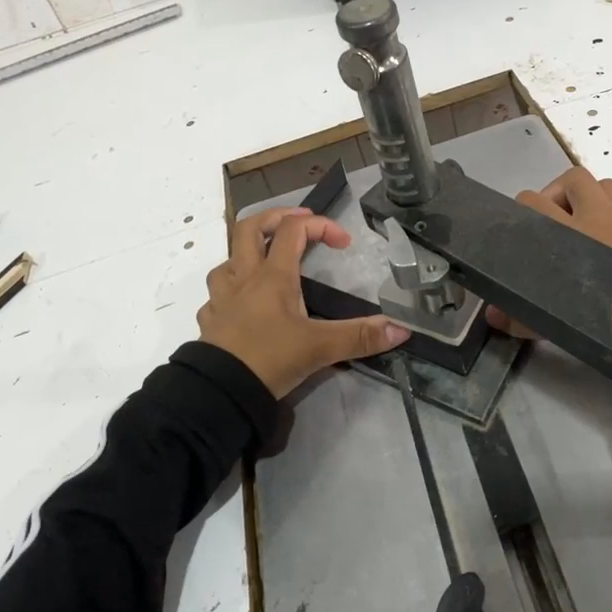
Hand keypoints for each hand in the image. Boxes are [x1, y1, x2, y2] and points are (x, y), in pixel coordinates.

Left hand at [200, 207, 409, 397]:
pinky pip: (216, 297)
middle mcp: (244, 278)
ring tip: (266, 263)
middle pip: (250, 228)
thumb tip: (402, 328)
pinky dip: (230, 293)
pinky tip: (241, 306)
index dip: (321, 225)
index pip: (293, 229)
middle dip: (275, 218)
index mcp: (272, 276)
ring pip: (227, 260)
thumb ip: (360, 336)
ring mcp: (221, 299)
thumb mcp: (321, 348)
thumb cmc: (270, 360)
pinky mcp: (209, 322)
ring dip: (247, 254)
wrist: (220, 393)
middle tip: (297, 223)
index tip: (343, 243)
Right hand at [490, 168, 611, 337]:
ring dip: (584, 196)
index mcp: (568, 235)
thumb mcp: (563, 326)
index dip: (518, 214)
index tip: (516, 237)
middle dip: (553, 197)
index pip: (529, 201)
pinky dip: (610, 207)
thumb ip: (524, 319)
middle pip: (568, 180)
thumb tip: (493, 314)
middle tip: (548, 227)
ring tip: (576, 222)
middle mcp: (594, 217)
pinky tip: (607, 232)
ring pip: (600, 183)